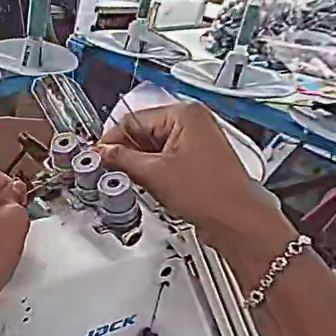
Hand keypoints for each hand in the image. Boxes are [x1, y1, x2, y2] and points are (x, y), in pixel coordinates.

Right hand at [98, 103, 296, 268]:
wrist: (236, 221)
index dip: (112, 140)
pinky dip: (155, 173)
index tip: (99, 156)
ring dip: (141, 166)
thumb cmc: (211, 193)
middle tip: (113, 172)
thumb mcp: (153, 174)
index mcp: (184, 114)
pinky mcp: (198, 161)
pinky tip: (153, 187)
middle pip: (143, 133)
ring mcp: (197, 142)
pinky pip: (166, 161)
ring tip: (139, 183)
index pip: (133, 119)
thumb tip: (104, 153)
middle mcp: (193, 122)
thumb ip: (122, 159)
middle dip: (127, 154)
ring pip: (154, 149)